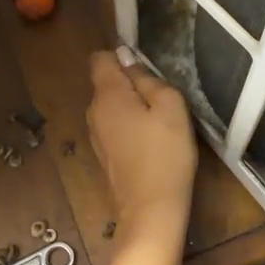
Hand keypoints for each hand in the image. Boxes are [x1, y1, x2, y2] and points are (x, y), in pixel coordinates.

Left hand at [86, 49, 196, 227]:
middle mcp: (94, 111)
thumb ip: (149, 79)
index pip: (100, 58)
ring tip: (161, 121)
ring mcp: (96, 136)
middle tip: (163, 97)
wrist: (151, 209)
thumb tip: (130, 62)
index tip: (147, 69)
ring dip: (133, 107)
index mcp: (107, 94)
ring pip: (112, 107)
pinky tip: (152, 142)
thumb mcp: (170, 106)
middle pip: (107, 83)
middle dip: (131, 83)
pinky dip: (131, 127)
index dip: (122, 56)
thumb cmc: (165, 153)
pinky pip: (116, 128)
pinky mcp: (104, 156)